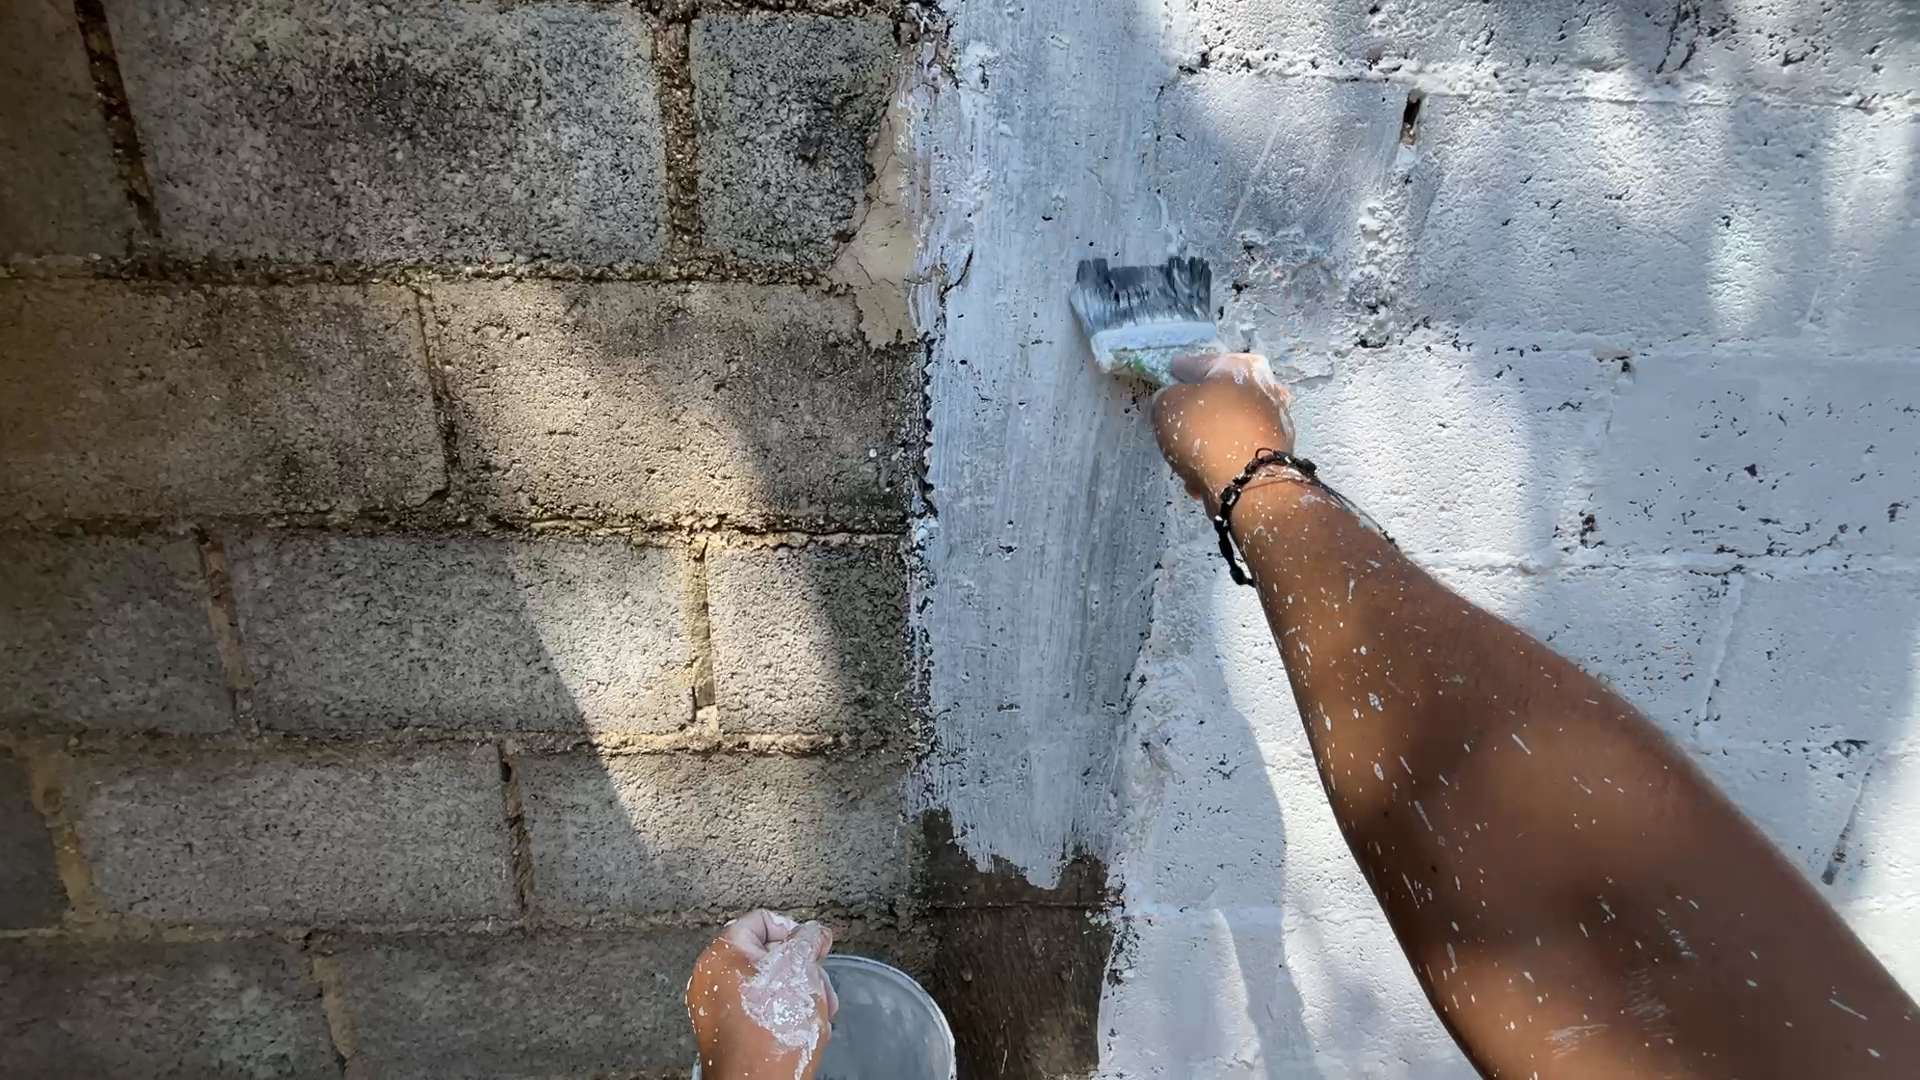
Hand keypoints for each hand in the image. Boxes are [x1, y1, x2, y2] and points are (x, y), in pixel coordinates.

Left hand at [688, 911, 837, 1079]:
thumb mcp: (801, 966)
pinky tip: (806, 1028)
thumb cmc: (771, 1029)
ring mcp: (720, 1008)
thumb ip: (810, 938)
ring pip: (771, 984)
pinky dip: (786, 1013)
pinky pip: (763, 1009)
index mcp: (723, 953)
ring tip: (821, 1012)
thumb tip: (815, 932)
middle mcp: (714, 978)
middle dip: (803, 968)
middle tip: (821, 983)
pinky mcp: (730, 1033)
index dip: (793, 929)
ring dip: (802, 993)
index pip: (763, 920)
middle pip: (770, 954)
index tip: (811, 948)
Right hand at [1151, 352, 1295, 504]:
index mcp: (1239, 366)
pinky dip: (1224, 458)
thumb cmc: (1206, 434)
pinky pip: (1239, 449)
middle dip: (1200, 408)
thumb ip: (1165, 397)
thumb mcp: (1167, 407)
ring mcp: (1275, 420)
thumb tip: (1170, 399)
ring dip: (1211, 438)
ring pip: (1230, 424)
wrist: (1248, 483)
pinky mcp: (1277, 452)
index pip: (1199, 363)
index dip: (1180, 370)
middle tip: (1178, 422)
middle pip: (1220, 395)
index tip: (1170, 373)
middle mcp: (1265, 386)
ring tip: (1190, 456)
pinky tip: (1206, 473)